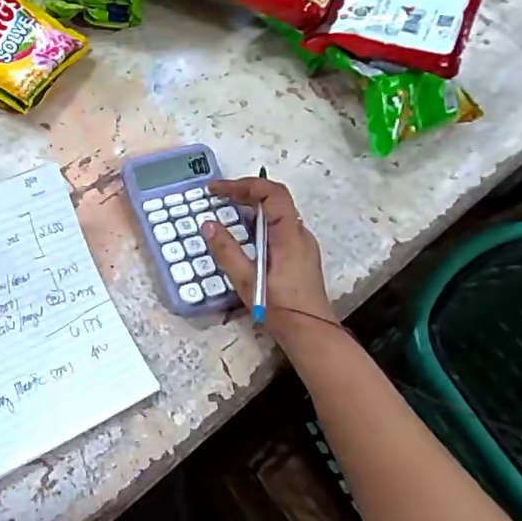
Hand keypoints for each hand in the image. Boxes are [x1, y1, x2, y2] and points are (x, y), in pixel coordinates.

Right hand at [199, 177, 336, 336]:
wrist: (313, 335)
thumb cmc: (282, 309)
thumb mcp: (247, 281)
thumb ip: (227, 251)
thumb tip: (208, 225)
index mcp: (289, 235)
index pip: (272, 193)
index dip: (244, 184)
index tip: (218, 190)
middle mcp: (300, 234)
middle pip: (275, 199)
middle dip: (245, 192)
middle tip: (218, 197)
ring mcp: (302, 245)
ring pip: (277, 213)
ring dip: (251, 207)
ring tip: (226, 211)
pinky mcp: (300, 256)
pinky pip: (279, 228)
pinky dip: (258, 222)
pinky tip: (243, 236)